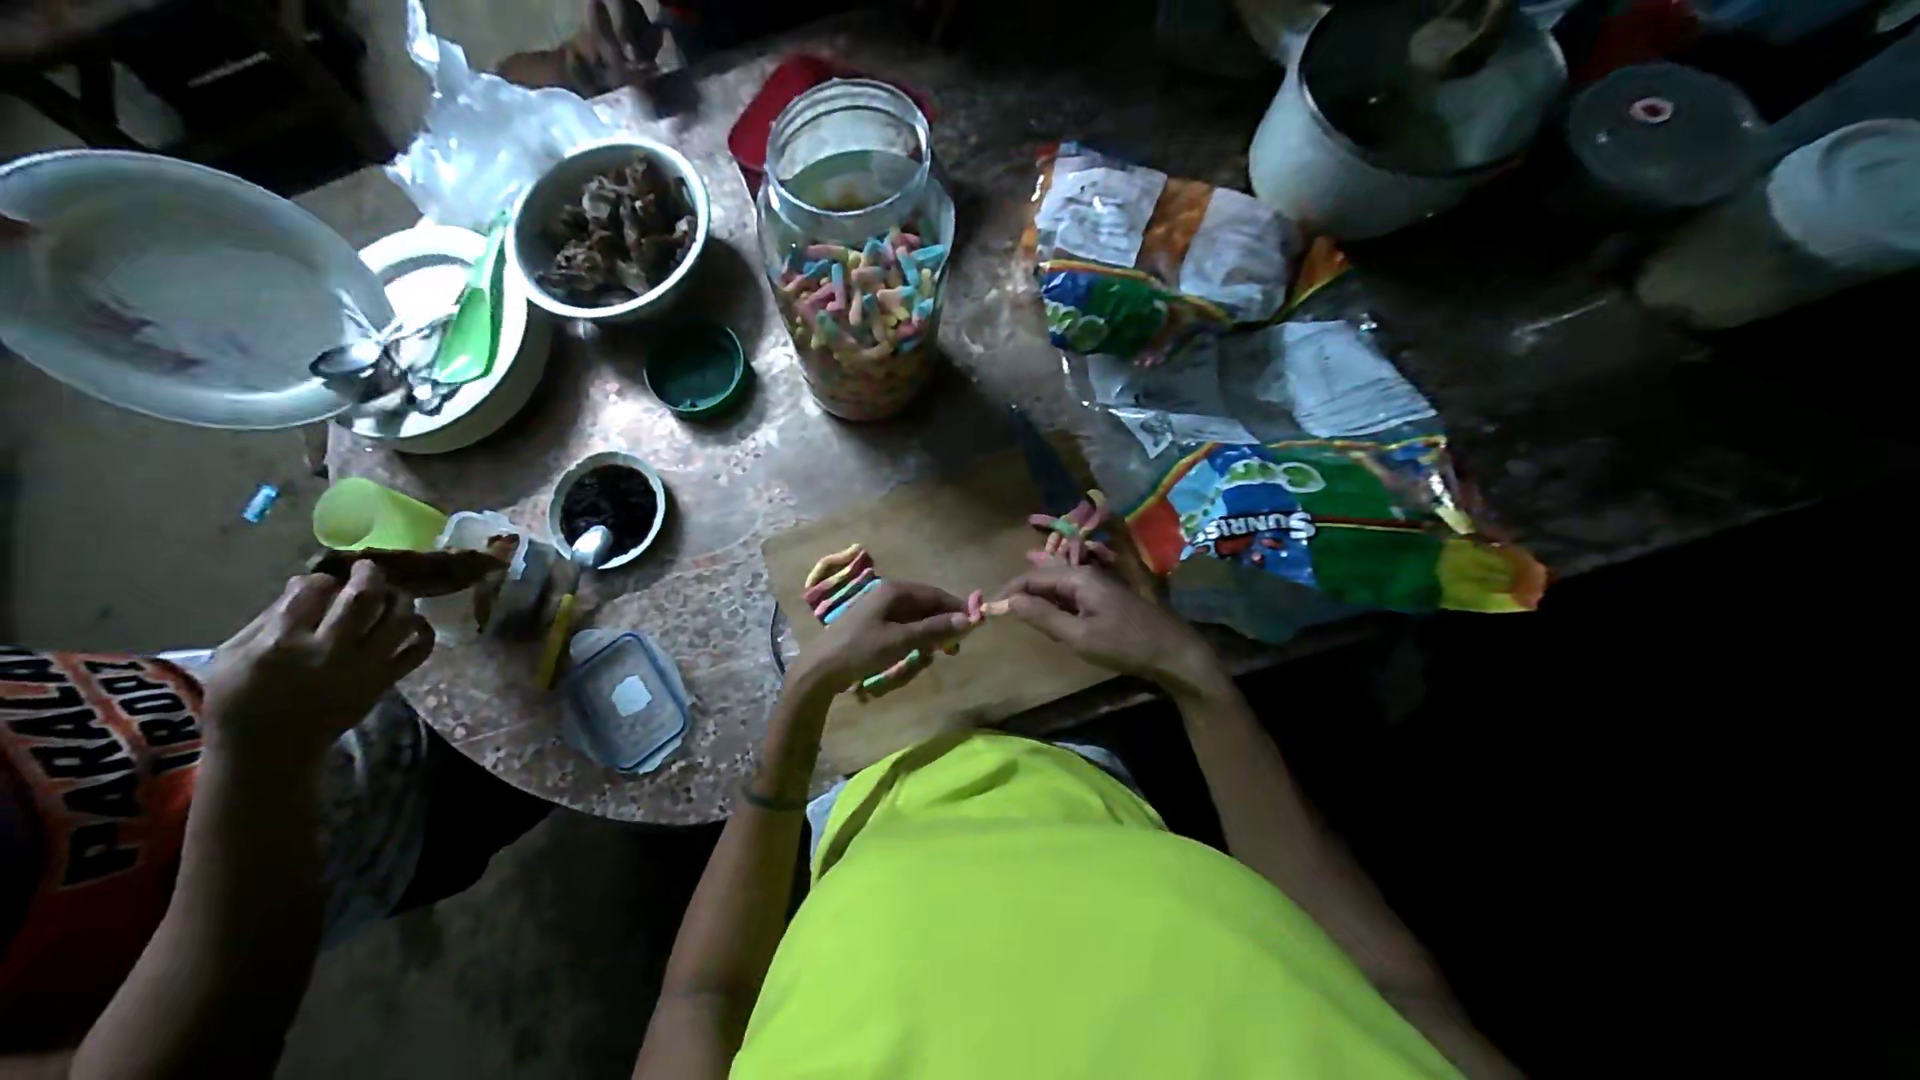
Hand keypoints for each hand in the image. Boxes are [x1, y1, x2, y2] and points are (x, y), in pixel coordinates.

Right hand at [199, 562, 434, 771]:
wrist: (272, 748)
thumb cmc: (241, 700)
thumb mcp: (232, 656)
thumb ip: (268, 618)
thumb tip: (303, 583)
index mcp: (281, 644)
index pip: (310, 593)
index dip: (319, 579)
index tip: (322, 579)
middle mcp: (329, 651)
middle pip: (363, 599)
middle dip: (369, 574)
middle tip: (368, 568)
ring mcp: (364, 667)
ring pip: (399, 619)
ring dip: (400, 598)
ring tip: (391, 593)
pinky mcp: (385, 682)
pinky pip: (419, 650)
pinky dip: (423, 632)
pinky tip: (414, 622)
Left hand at [790, 580, 972, 692]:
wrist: (820, 669)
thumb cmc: (861, 650)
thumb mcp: (901, 640)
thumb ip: (934, 629)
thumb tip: (968, 620)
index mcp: (894, 591)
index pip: (935, 594)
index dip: (956, 609)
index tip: (974, 626)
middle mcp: (887, 594)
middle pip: (925, 604)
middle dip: (943, 624)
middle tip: (955, 647)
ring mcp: (878, 609)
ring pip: (915, 617)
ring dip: (930, 633)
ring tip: (938, 653)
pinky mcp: (872, 625)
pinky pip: (903, 626)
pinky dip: (915, 638)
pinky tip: (918, 653)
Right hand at [997, 563, 1224, 695]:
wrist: (1173, 653)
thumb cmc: (1124, 645)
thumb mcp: (1078, 636)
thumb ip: (1042, 616)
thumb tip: (1009, 601)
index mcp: (1079, 577)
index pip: (1032, 578)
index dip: (1009, 591)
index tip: (990, 608)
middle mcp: (1087, 574)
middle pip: (1044, 578)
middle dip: (1022, 593)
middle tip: (1002, 614)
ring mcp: (1098, 585)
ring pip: (1058, 587)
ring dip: (1039, 600)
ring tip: (1020, 617)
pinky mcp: (1106, 598)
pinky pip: (1072, 596)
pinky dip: (1056, 606)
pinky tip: (1051, 620)